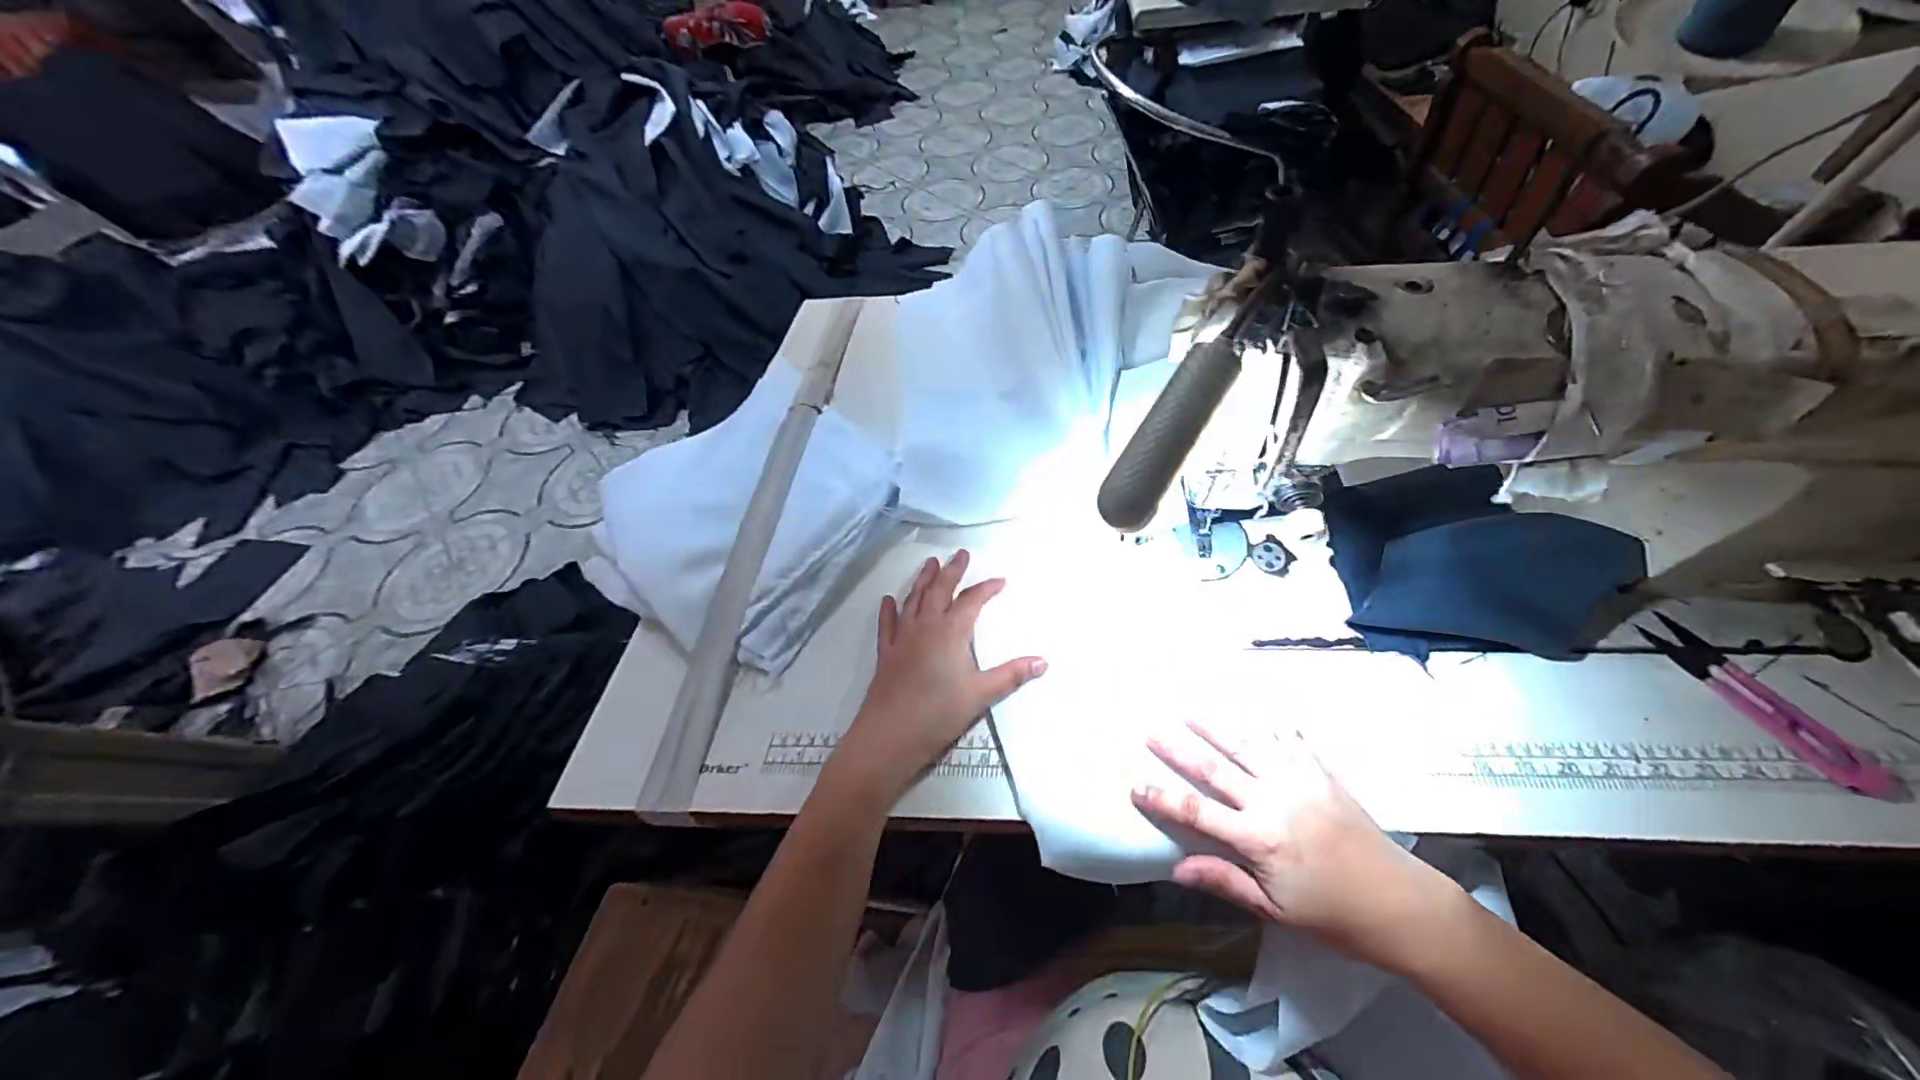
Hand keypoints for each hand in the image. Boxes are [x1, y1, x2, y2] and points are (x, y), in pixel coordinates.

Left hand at [828, 550, 1045, 808]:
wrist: (889, 735)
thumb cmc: (939, 714)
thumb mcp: (981, 695)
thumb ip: (1012, 676)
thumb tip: (1044, 661)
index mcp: (951, 632)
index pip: (971, 601)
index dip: (986, 588)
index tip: (1000, 580)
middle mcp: (925, 627)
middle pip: (939, 591)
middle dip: (952, 571)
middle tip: (961, 553)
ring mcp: (902, 639)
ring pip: (913, 600)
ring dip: (923, 580)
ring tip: (930, 563)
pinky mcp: (886, 653)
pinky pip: (888, 624)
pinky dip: (889, 609)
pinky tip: (888, 599)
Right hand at [1132, 720, 1461, 969]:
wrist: (1402, 904)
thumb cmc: (1334, 915)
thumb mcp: (1275, 909)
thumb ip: (1225, 881)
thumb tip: (1177, 869)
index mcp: (1259, 838)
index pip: (1198, 813)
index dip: (1163, 799)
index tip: (1137, 785)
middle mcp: (1274, 801)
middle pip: (1217, 769)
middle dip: (1181, 750)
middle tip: (1153, 732)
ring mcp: (1300, 783)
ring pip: (1250, 746)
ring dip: (1218, 727)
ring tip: (1192, 711)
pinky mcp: (1322, 776)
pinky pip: (1292, 742)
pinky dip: (1272, 725)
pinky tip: (1258, 711)